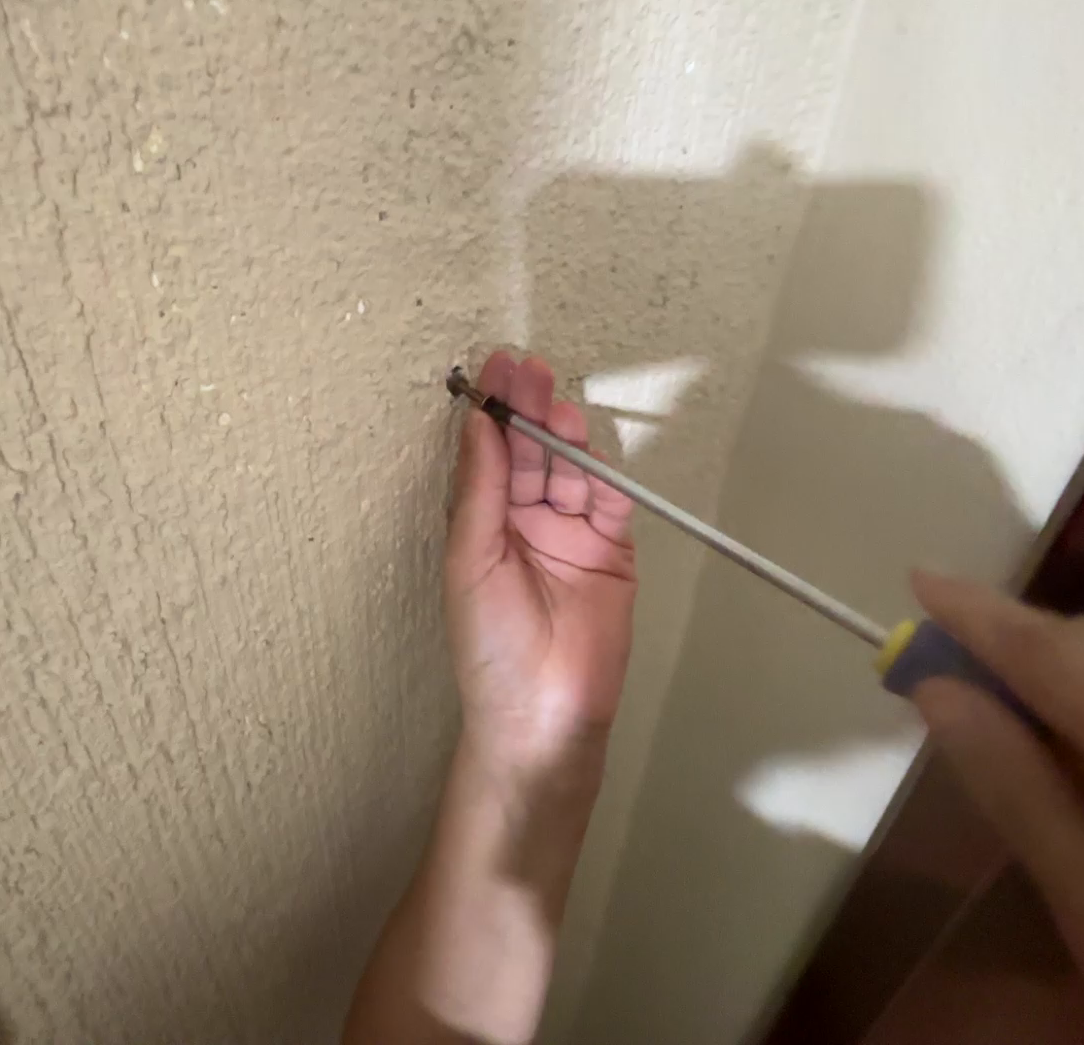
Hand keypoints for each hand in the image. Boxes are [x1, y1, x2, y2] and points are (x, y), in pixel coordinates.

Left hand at [444, 351, 636, 770]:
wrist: (543, 712)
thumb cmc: (490, 644)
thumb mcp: (471, 560)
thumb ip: (479, 492)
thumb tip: (479, 427)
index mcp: (484, 523)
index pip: (490, 456)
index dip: (493, 414)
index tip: (495, 370)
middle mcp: (525, 522)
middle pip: (531, 455)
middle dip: (529, 413)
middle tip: (528, 371)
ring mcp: (570, 535)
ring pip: (571, 472)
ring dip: (567, 440)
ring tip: (558, 411)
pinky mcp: (611, 552)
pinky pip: (611, 505)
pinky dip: (606, 480)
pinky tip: (594, 456)